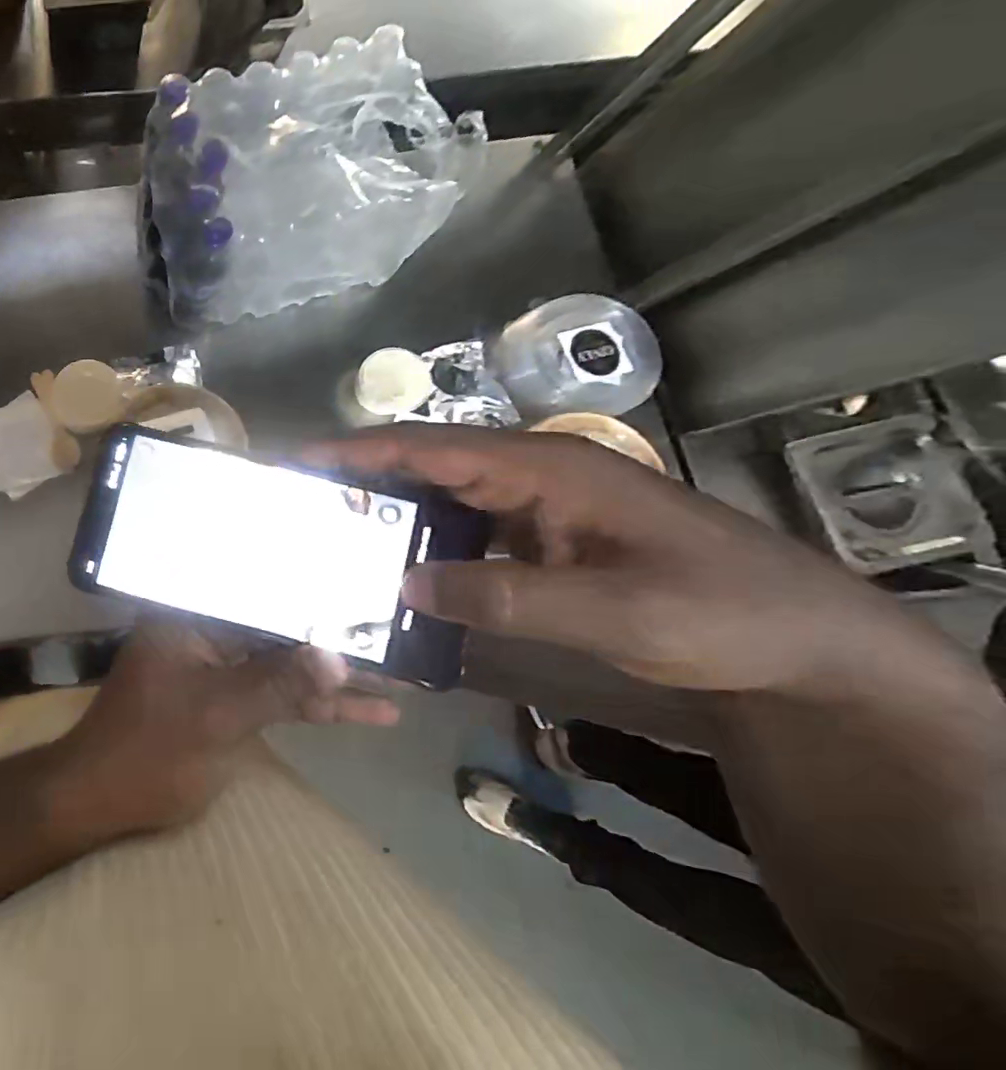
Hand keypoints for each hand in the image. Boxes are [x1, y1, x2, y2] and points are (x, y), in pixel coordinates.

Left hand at [49, 620, 397, 835]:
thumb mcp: (219, 715)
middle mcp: (201, 632)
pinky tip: (367, 713)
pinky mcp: (224, 699)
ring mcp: (214, 667)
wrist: (102, 799)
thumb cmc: (150, 751)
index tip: (365, 593)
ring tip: (400, 681)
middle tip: (397, 637)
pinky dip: (312, 705)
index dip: (314, 598)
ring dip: (332, 679)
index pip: (258, 595)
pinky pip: (274, 695)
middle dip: (333, 641)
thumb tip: (338, 657)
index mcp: (187, 618)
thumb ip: (278, 683)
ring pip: (281, 665)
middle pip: (276, 629)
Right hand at [309, 423, 949, 701]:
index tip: (296, 459)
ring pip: (438, 501)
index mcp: (547, 469)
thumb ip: (507, 596)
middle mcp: (532, 477)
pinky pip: (460, 535)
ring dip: (384, 516)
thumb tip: (404, 585)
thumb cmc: (722, 614)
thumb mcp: (616, 611)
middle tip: (295, 506)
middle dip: (357, 480)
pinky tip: (389, 575)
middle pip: (424, 467)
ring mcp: (535, 509)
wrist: (803, 649)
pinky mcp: (539, 541)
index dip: (358, 450)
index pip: (432, 448)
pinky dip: (418, 548)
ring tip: (325, 540)